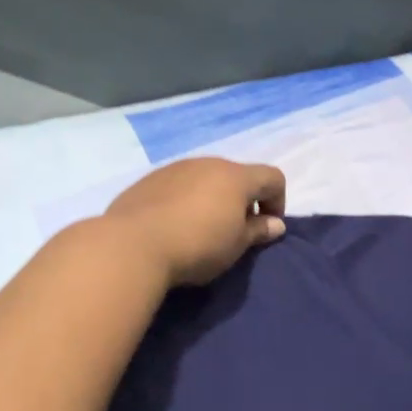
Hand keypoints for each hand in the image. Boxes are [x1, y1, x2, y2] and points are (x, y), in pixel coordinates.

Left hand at [104, 158, 287, 286]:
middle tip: (233, 231)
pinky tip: (172, 226)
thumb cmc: (197, 247)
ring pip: (203, 178)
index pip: (272, 177)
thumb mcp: (235, 246)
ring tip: (200, 229)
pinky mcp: (148, 181)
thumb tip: (276, 224)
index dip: (278, 202)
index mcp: (235, 177)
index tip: (266, 228)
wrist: (133, 246)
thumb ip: (257, 231)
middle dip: (242, 200)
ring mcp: (174, 168)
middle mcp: (206, 163)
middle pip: (236, 175)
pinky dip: (184, 200)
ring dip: (211, 198)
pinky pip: (177, 186)